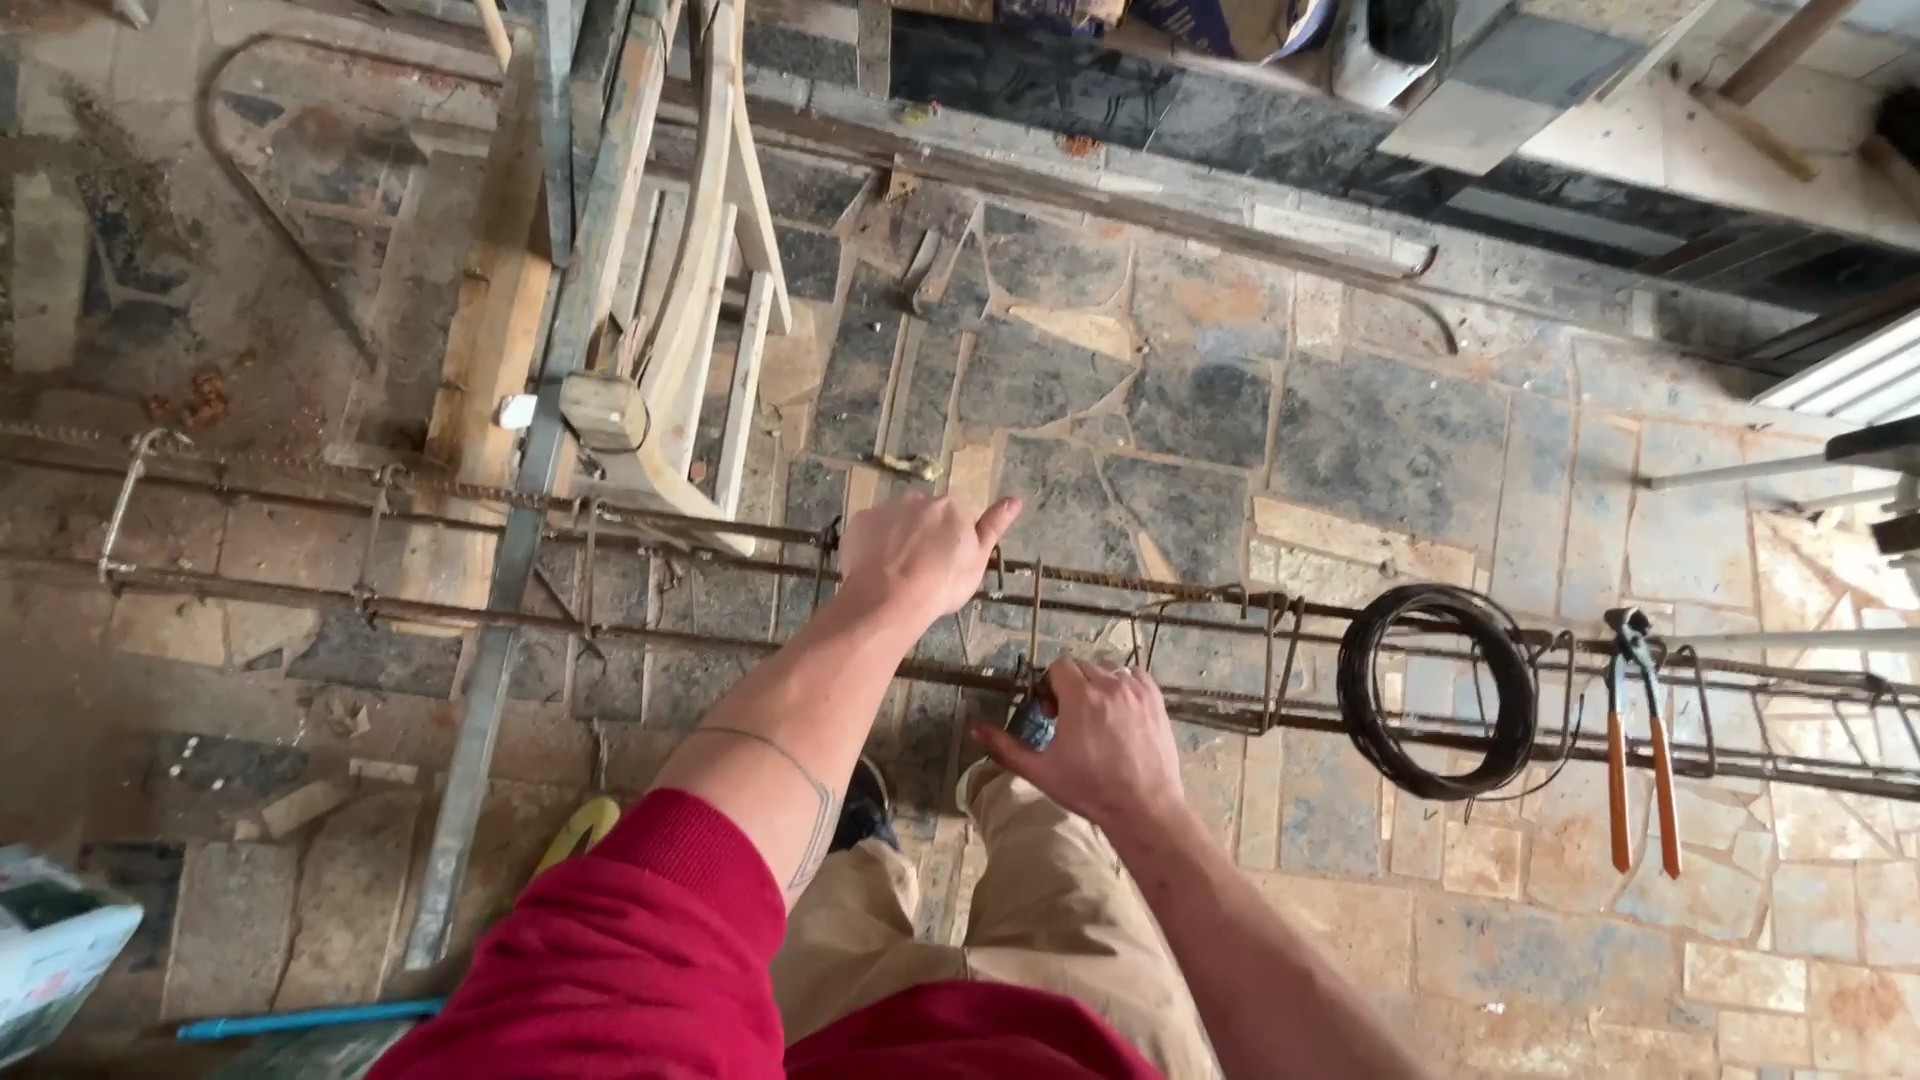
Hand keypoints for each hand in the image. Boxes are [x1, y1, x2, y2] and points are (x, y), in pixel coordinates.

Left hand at [839, 492, 1020, 623]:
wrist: (891, 597)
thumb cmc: (942, 583)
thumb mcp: (978, 559)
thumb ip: (994, 526)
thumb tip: (1016, 499)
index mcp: (950, 505)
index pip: (953, 516)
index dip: (948, 540)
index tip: (943, 562)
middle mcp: (918, 498)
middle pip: (922, 514)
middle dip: (921, 534)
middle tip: (920, 568)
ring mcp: (886, 508)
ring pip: (894, 520)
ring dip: (896, 537)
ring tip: (896, 571)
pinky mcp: (859, 521)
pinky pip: (870, 530)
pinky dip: (873, 544)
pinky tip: (875, 568)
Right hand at [971, 658, 1186, 841]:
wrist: (1144, 808)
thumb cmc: (1089, 791)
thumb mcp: (1041, 771)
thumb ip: (1005, 747)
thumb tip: (975, 728)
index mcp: (1080, 697)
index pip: (1059, 666)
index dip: (1050, 687)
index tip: (1052, 714)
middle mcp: (1109, 685)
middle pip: (1081, 666)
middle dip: (1071, 685)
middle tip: (1070, 719)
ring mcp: (1136, 691)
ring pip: (1107, 669)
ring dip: (1096, 684)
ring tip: (1096, 716)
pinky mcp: (1156, 699)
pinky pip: (1134, 676)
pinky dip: (1123, 685)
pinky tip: (1120, 711)